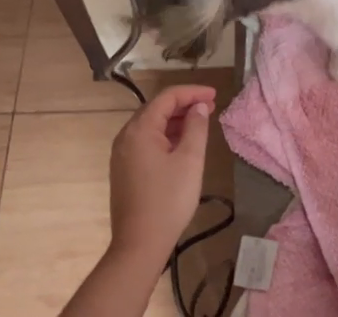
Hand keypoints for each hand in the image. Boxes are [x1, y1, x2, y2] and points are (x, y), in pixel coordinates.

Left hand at [108, 84, 215, 264]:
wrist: (139, 246)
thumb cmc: (168, 200)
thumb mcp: (189, 160)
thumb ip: (196, 127)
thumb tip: (198, 106)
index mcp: (139, 129)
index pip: (167, 97)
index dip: (192, 92)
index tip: (215, 95)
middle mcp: (126, 137)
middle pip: (157, 109)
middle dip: (184, 105)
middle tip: (210, 108)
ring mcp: (122, 155)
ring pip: (151, 126)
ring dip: (176, 121)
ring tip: (200, 124)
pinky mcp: (124, 170)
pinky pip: (146, 142)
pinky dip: (166, 137)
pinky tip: (182, 145)